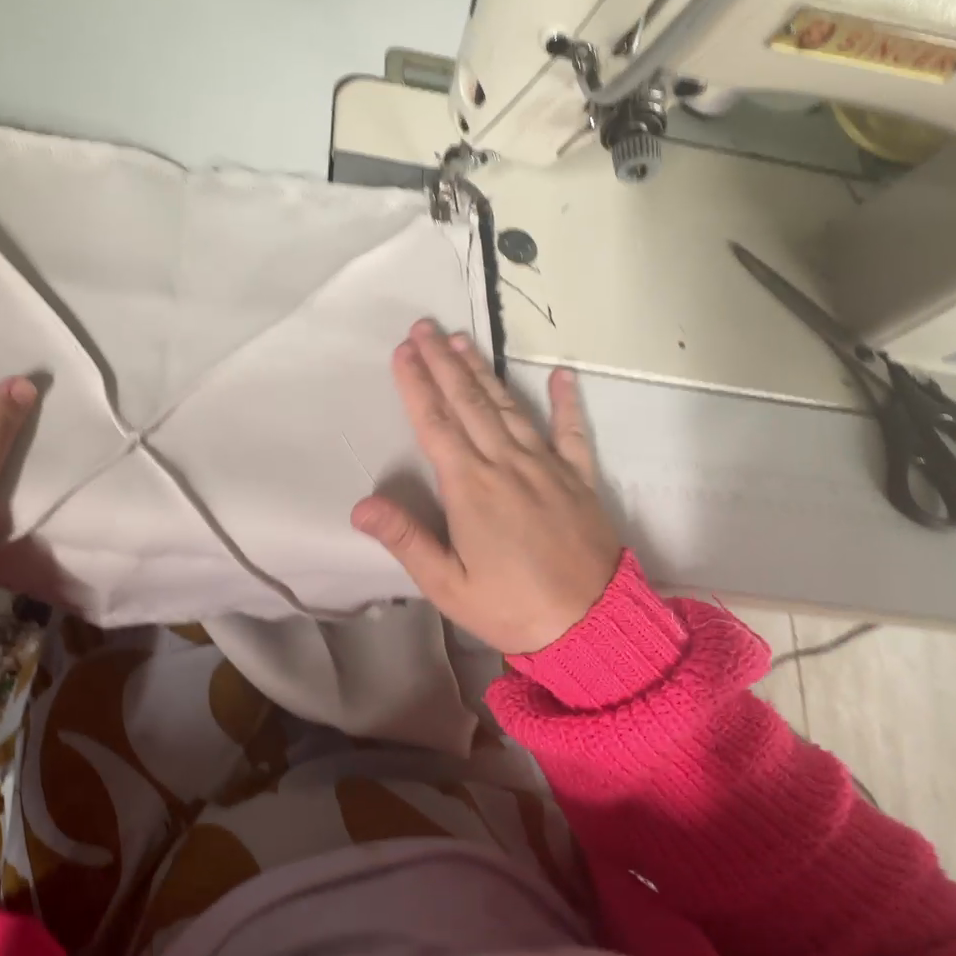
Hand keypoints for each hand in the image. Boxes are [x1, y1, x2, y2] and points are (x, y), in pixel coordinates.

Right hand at [351, 321, 621, 654]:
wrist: (594, 627)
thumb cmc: (511, 608)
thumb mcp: (448, 584)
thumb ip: (406, 540)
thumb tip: (360, 505)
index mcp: (471, 488)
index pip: (435, 424)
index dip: (416, 385)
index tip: (402, 352)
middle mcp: (507, 465)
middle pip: (468, 404)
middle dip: (443, 363)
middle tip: (424, 328)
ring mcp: (547, 467)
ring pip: (508, 408)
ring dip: (483, 372)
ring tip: (462, 341)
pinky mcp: (579, 480)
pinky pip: (572, 433)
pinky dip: (567, 402)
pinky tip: (562, 376)